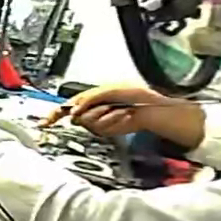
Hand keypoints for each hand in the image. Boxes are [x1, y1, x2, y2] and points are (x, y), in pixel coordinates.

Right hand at [45, 85, 205, 147]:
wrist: (176, 112)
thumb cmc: (152, 94)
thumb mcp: (116, 89)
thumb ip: (90, 97)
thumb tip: (73, 110)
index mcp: (97, 95)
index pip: (69, 103)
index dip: (55, 113)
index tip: (44, 123)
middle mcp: (99, 107)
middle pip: (76, 115)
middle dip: (91, 112)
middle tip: (108, 109)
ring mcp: (107, 120)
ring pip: (89, 124)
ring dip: (105, 118)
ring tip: (123, 113)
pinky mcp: (116, 131)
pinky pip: (102, 131)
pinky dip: (113, 124)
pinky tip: (127, 119)